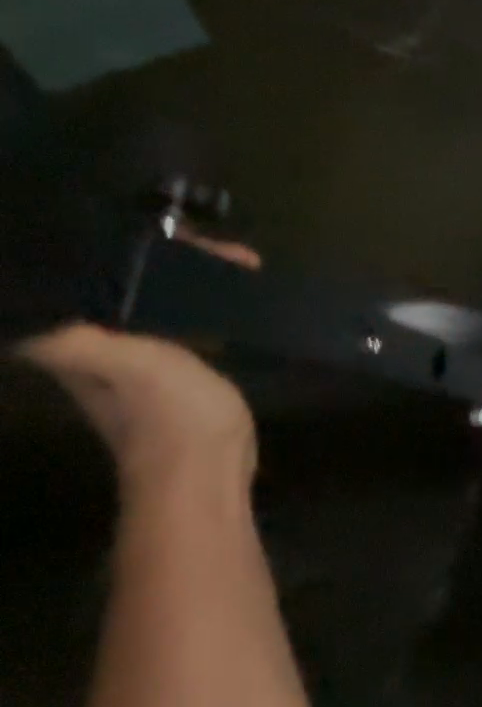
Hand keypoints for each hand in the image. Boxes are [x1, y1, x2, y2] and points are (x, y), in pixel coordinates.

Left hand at [14, 237, 260, 501]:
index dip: (108, 257)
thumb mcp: (131, 368)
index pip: (81, 287)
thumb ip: (79, 339)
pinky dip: (202, 306)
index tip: (159, 235)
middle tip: (216, 247)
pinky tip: (229, 300)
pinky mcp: (175, 375)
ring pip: (153, 305)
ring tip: (232, 262)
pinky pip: (181, 324)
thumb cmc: (168, 416)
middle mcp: (97, 352)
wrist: (205, 471)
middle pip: (120, 291)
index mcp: (79, 345)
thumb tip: (24, 317)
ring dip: (186, 282)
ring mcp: (136, 366)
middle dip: (164, 263)